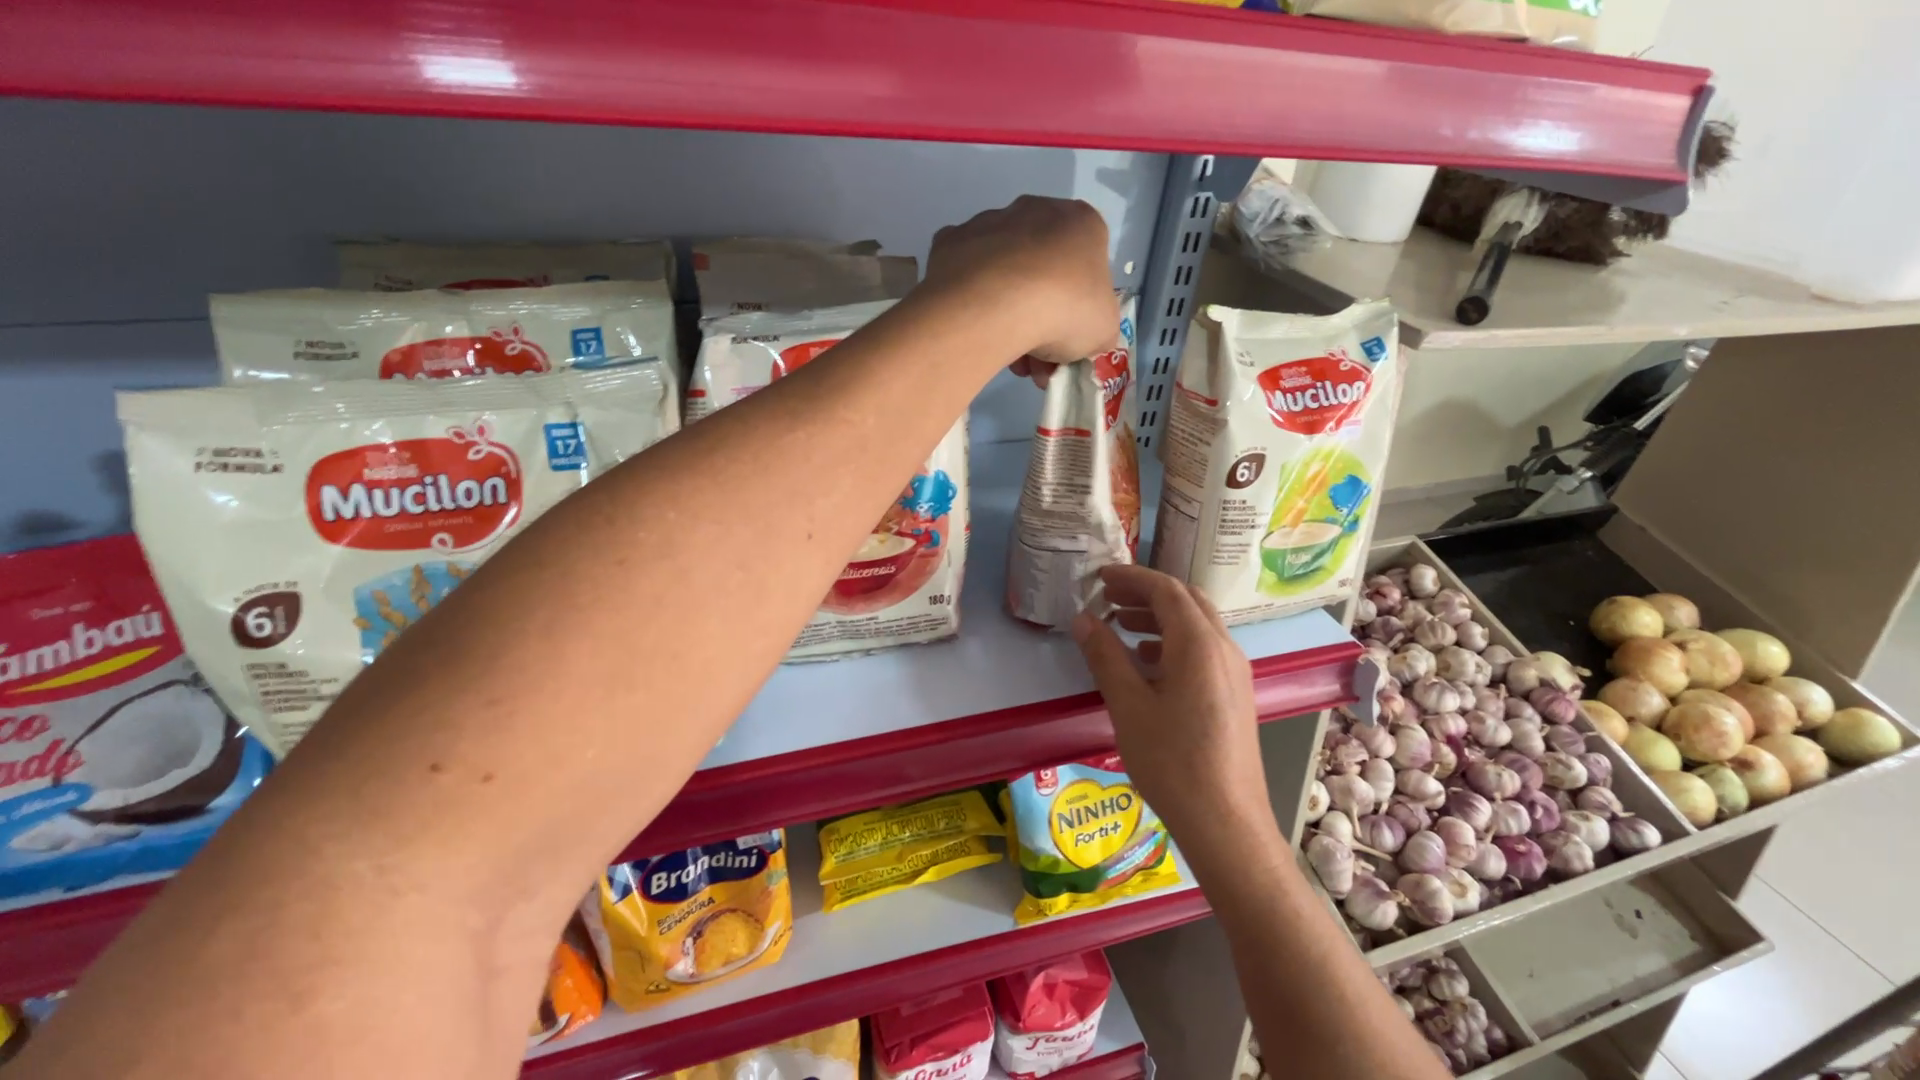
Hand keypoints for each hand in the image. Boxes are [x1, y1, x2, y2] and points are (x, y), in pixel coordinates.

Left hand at [921, 196, 1118, 381]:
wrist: (994, 304)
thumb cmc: (1065, 309)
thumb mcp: (1104, 330)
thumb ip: (1099, 328)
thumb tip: (1084, 335)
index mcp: (1082, 223)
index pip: (1088, 266)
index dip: (1080, 309)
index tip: (1068, 341)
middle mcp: (1035, 209)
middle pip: (1043, 270)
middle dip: (1041, 317)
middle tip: (1034, 359)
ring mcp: (988, 221)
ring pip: (1004, 272)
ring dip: (1007, 312)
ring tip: (1003, 354)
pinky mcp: (949, 240)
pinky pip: (966, 274)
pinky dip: (971, 299)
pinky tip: (974, 327)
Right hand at [1071, 564, 1275, 846]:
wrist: (1226, 821)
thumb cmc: (1172, 762)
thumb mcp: (1128, 706)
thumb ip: (1105, 657)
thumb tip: (1084, 619)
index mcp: (1199, 644)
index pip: (1166, 590)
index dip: (1132, 577)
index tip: (1099, 577)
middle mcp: (1224, 648)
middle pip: (1187, 601)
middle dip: (1147, 592)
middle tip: (1108, 597)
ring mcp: (1235, 672)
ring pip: (1198, 626)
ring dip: (1160, 617)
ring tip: (1120, 626)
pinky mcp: (1235, 695)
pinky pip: (1204, 650)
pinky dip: (1174, 642)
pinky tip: (1147, 663)